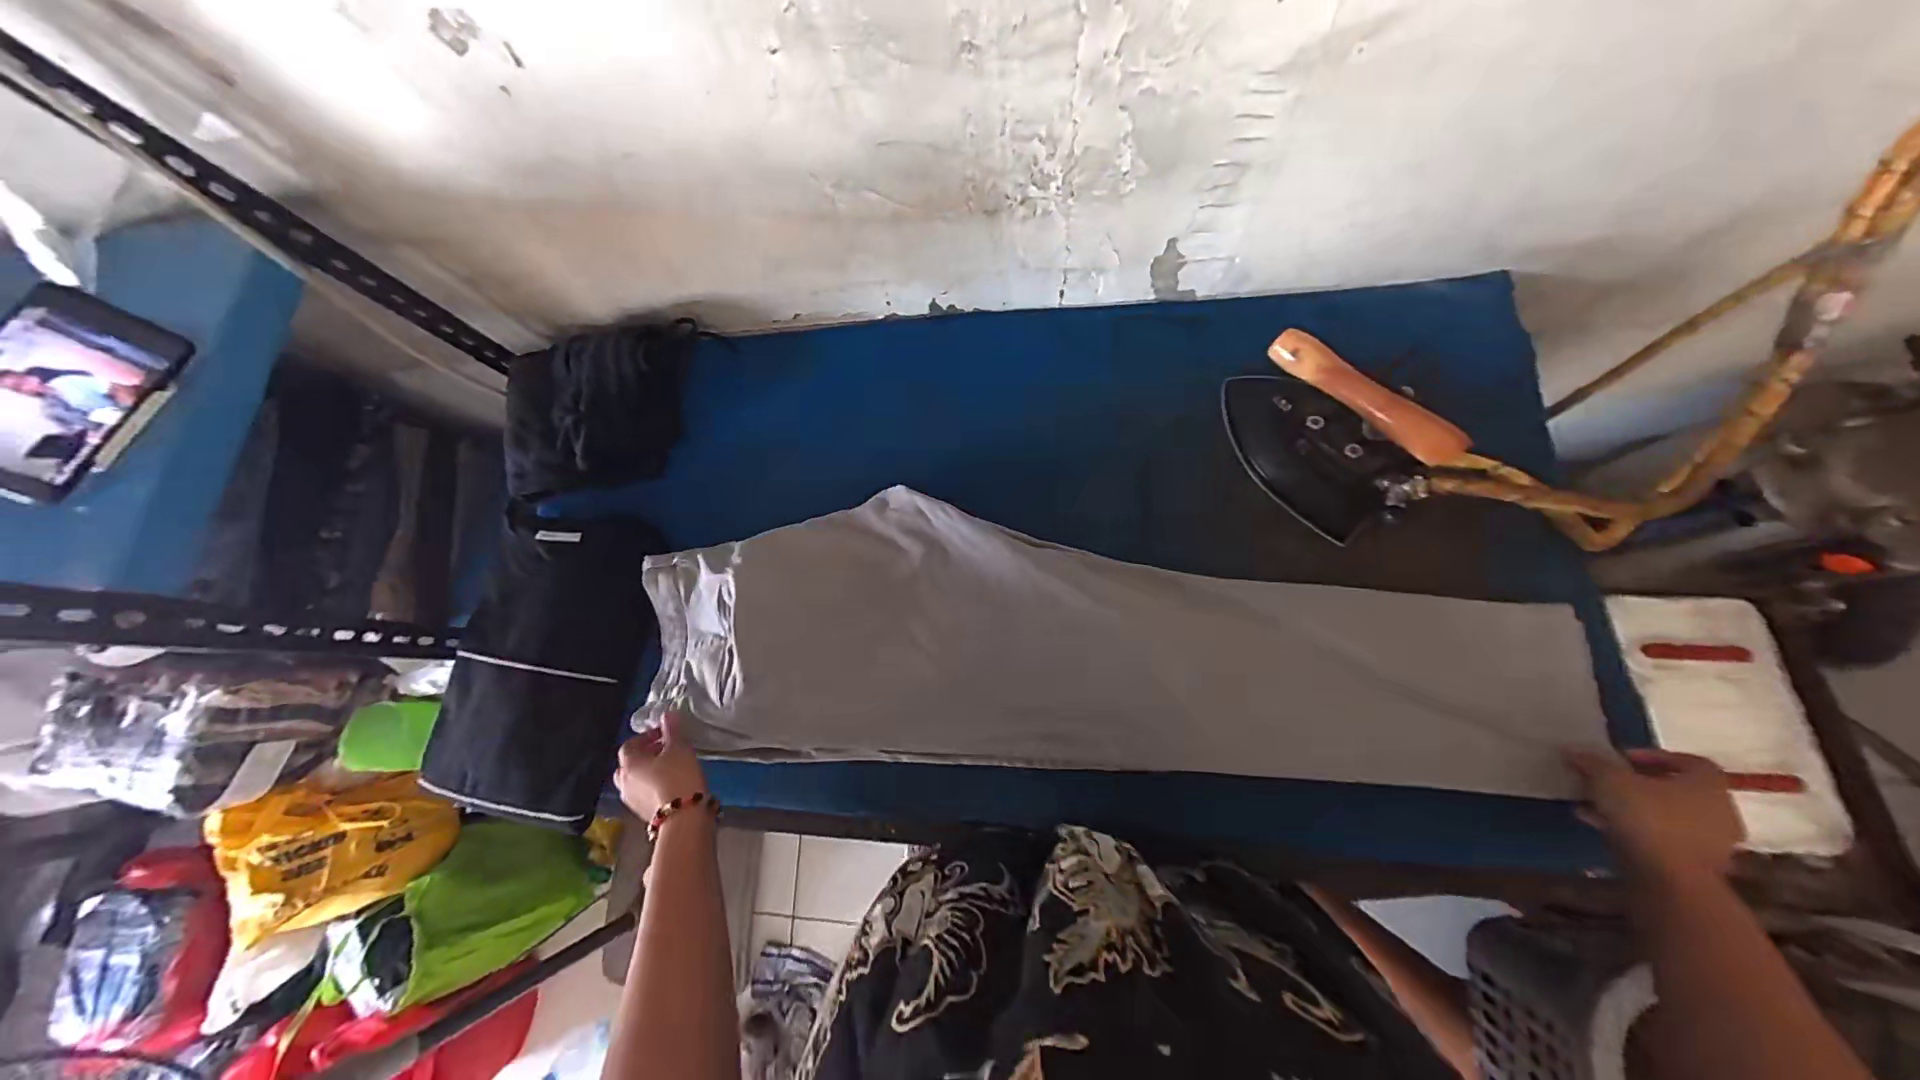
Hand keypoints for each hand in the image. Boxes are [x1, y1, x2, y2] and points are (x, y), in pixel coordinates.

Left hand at [613, 713, 707, 817]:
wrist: (684, 818)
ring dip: (648, 772)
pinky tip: (672, 785)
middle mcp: (624, 782)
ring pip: (635, 781)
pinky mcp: (643, 814)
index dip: (645, 737)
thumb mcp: (680, 748)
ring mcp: (632, 801)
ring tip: (670, 768)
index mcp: (629, 764)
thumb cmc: (679, 776)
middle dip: (644, 756)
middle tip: (665, 750)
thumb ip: (672, 729)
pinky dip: (653, 786)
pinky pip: (644, 794)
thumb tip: (667, 713)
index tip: (664, 733)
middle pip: (628, 765)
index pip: (629, 745)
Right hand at [1566, 747, 1744, 882]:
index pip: (1688, 760)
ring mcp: (1711, 840)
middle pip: (1676, 788)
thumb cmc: (1648, 818)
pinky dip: (1635, 828)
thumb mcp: (1609, 780)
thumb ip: (1592, 763)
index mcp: (1707, 784)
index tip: (1621, 758)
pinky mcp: (1696, 862)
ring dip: (1633, 807)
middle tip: (1606, 780)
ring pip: (1666, 814)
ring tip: (1596, 803)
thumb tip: (1575, 751)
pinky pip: (1662, 837)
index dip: (1654, 755)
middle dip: (1638, 783)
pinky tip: (1601, 825)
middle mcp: (1718, 809)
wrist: (1672, 880)